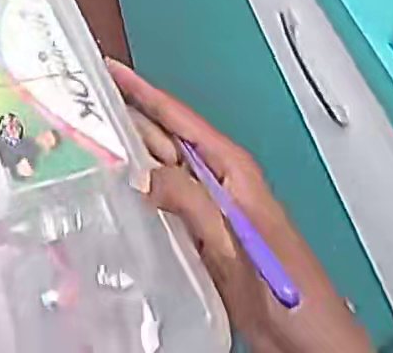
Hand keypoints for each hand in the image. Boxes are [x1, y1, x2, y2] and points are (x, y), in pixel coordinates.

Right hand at [107, 58, 371, 352]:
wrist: (310, 346)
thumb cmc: (287, 293)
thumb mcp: (235, 239)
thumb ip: (190, 201)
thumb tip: (138, 174)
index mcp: (228, 166)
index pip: (175, 115)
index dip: (140, 89)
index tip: (109, 68)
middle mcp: (214, 177)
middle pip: (161, 135)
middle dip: (124, 114)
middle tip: (82, 101)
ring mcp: (205, 203)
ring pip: (156, 164)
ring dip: (124, 149)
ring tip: (85, 135)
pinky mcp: (197, 230)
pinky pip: (157, 196)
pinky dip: (133, 185)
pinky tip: (109, 186)